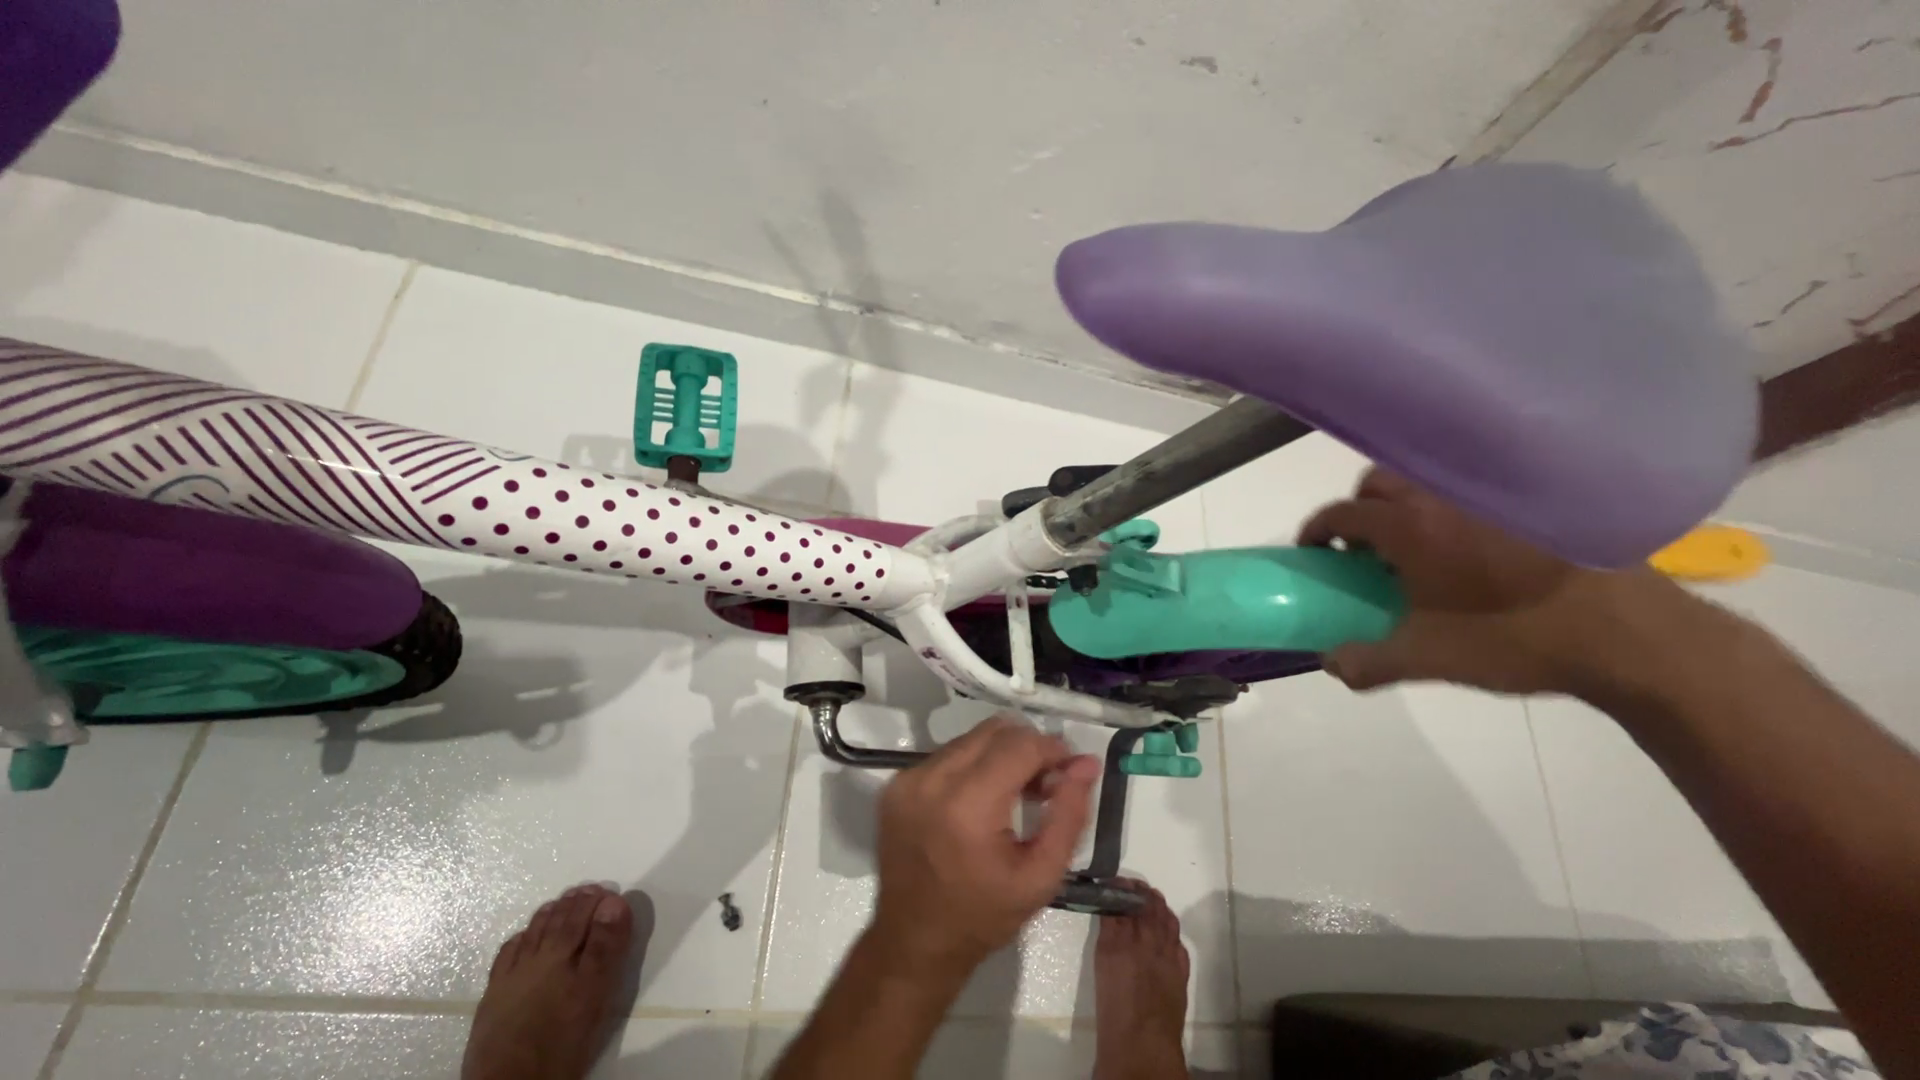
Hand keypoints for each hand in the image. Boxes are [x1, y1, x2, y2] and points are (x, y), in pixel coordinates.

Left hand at [870, 714, 1100, 969]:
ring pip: (970, 739)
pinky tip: (983, 800)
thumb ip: (1069, 815)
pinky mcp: (896, 785)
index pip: (1020, 745)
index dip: (1053, 749)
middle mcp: (932, 780)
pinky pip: (946, 755)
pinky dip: (972, 766)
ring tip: (1016, 793)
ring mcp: (908, 780)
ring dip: (1000, 754)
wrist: (915, 940)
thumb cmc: (984, 914)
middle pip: (995, 731)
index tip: (1070, 770)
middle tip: (1046, 783)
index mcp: (968, 806)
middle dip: (1028, 747)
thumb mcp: (1041, 875)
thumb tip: (1086, 764)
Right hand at [1298, 467, 1685, 695]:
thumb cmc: (1512, 639)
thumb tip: (1331, 663)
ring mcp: (1488, 497)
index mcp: (1409, 528)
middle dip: (1360, 511)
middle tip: (1365, 552)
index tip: (1314, 554)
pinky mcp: (1528, 506)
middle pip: (1379, 483)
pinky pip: (1468, 495)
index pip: (1342, 513)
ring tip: (1417, 551)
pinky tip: (1470, 553)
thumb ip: (1369, 661)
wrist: (1625, 633)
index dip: (1318, 531)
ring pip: (1426, 484)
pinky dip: (1450, 512)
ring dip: (1405, 507)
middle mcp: (1442, 498)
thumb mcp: (1428, 659)